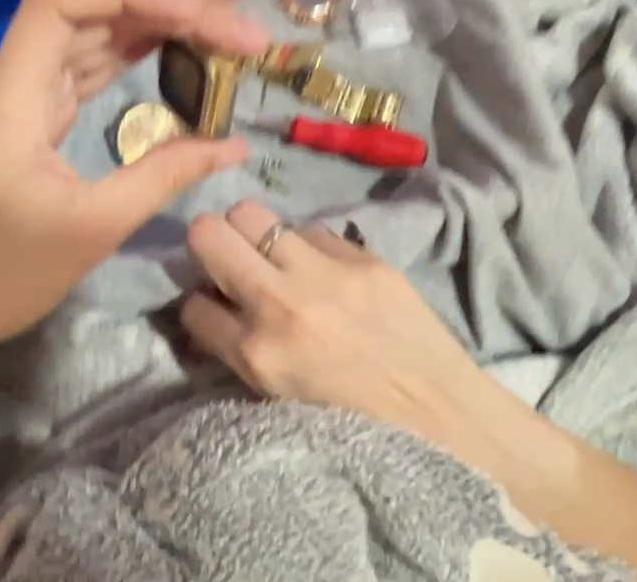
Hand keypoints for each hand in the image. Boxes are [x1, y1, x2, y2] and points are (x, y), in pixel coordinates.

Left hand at [0, 0, 270, 385]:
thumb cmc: (2, 274)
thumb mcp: (93, 227)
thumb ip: (165, 175)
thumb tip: (234, 145)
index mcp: (9, 92)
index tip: (201, 10)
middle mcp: (12, 72)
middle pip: (91, 6)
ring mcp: (23, 86)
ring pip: (97, 30)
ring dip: (163, 15)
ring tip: (233, 2)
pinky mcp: (36, 107)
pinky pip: (91, 61)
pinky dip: (140, 49)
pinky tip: (186, 38)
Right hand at [180, 201, 516, 453]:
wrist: (445, 416)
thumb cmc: (357, 423)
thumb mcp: (280, 399)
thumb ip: (239, 348)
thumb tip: (210, 305)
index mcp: (258, 355)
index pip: (191, 304)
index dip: (197, 304)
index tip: (212, 305)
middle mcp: (282, 305)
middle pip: (208, 233)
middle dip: (208, 244)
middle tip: (227, 259)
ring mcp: (325, 275)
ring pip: (251, 212)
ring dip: (252, 234)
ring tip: (271, 255)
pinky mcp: (362, 257)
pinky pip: (309, 229)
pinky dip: (305, 246)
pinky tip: (323, 270)